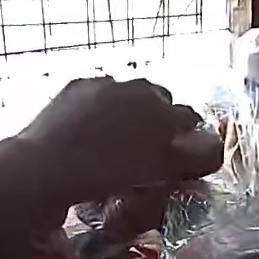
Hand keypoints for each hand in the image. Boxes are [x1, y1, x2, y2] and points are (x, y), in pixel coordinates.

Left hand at [13, 77, 221, 205]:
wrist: (47, 166)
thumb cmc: (107, 175)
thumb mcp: (158, 170)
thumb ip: (192, 157)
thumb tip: (212, 148)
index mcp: (165, 111)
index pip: (189, 119)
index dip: (186, 137)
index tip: (178, 152)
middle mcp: (139, 89)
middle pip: (160, 101)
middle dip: (158, 120)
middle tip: (145, 147)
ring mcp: (106, 84)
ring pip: (128, 95)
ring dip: (128, 111)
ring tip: (114, 138)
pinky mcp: (75, 86)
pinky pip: (96, 94)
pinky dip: (98, 108)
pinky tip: (87, 130)